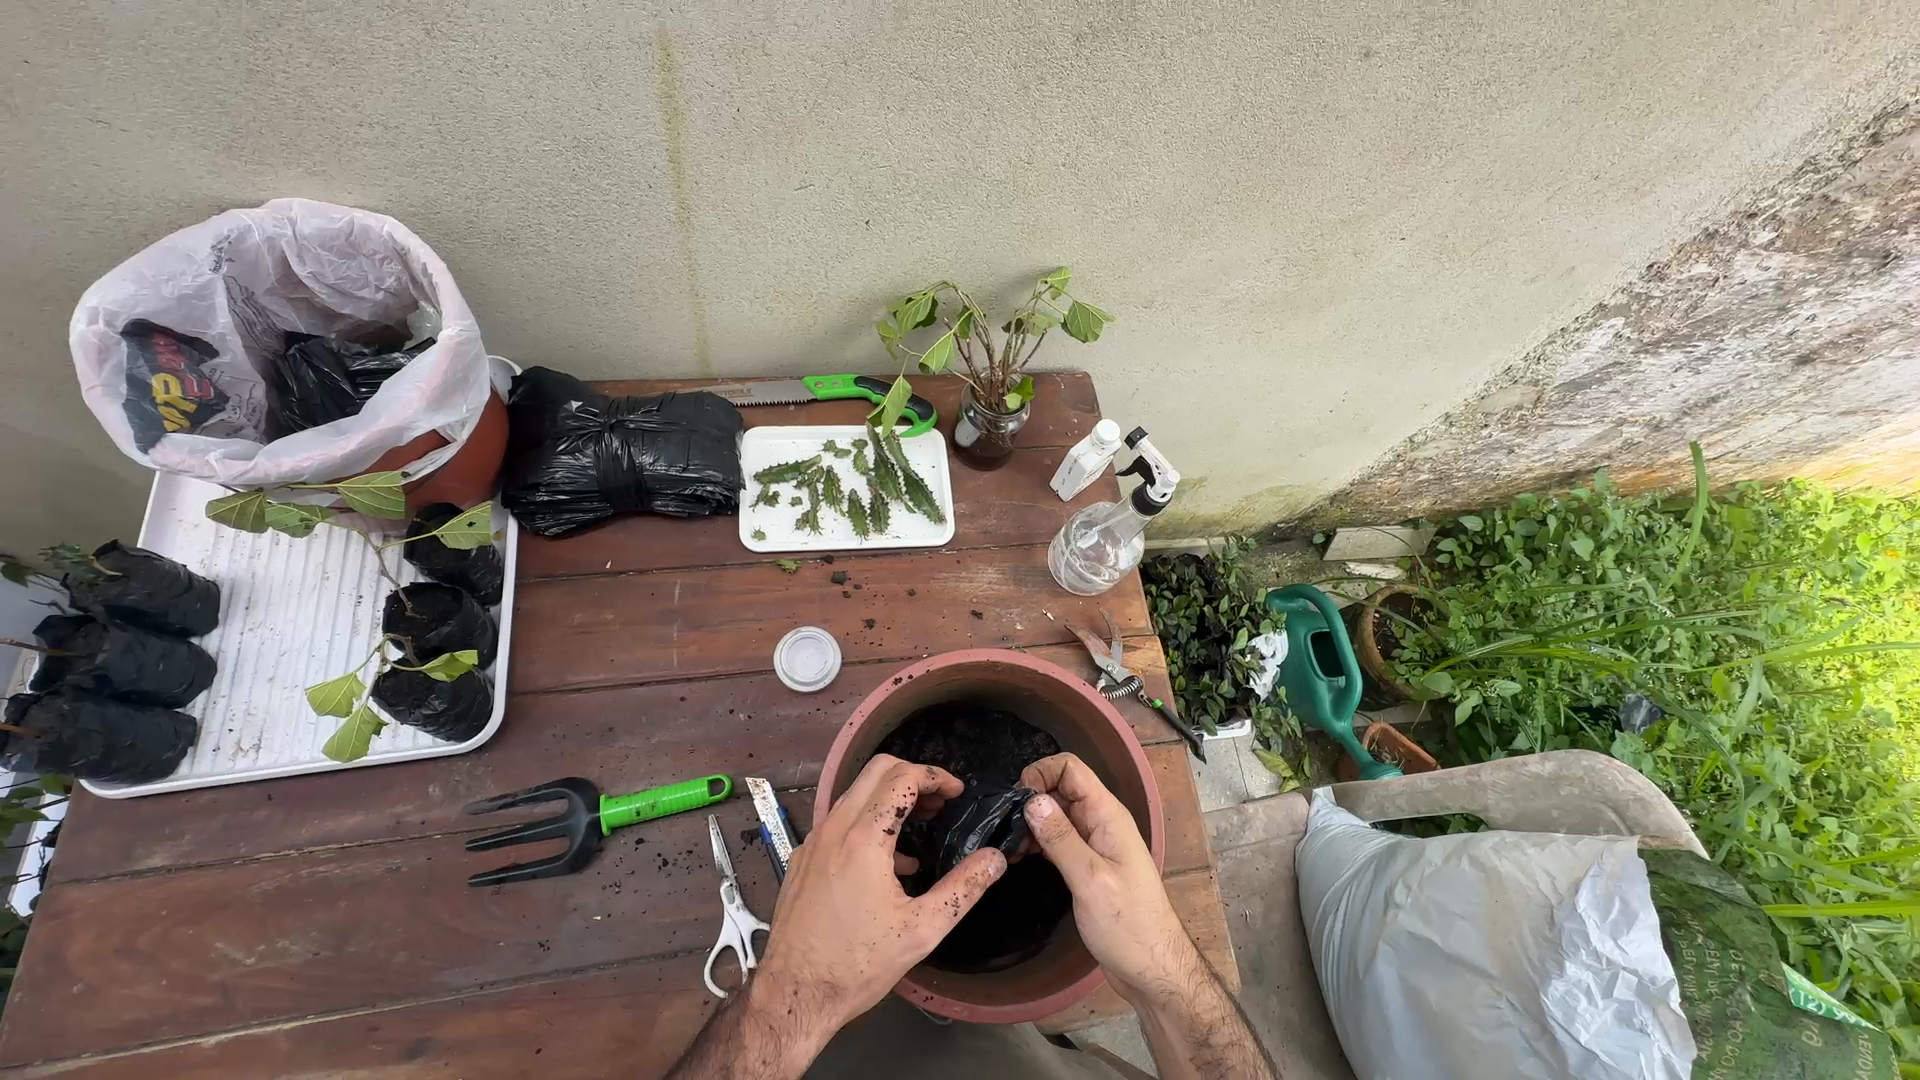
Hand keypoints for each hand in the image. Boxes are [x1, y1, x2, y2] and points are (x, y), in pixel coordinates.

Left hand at [751, 754, 1006, 1040]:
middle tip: (940, 802)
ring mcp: (814, 840)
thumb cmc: (858, 965)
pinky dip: (869, 818)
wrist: (792, 996)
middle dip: (914, 775)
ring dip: (891, 796)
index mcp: (864, 838)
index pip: (903, 777)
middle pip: (877, 770)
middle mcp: (834, 828)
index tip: (957, 792)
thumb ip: (964, 888)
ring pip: (856, 792)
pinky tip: (889, 860)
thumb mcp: (922, 930)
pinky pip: (840, 819)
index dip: (936, 777)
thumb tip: (995, 859)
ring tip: (922, 825)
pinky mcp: (803, 857)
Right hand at [1020, 752, 1201, 1004]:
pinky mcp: (1086, 864)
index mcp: (1108, 815)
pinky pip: (1058, 839)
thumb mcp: (1090, 880)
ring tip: (1006, 846)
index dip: (1041, 773)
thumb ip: (1061, 838)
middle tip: (1003, 827)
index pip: (1071, 769)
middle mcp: (1101, 821)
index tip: (1015, 799)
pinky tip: (1018, 857)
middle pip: (1060, 788)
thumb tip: (1031, 799)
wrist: (1152, 970)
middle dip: (1030, 800)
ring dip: (1030, 824)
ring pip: (1056, 814)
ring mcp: (1094, 843)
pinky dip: (1037, 842)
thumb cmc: (1128, 925)